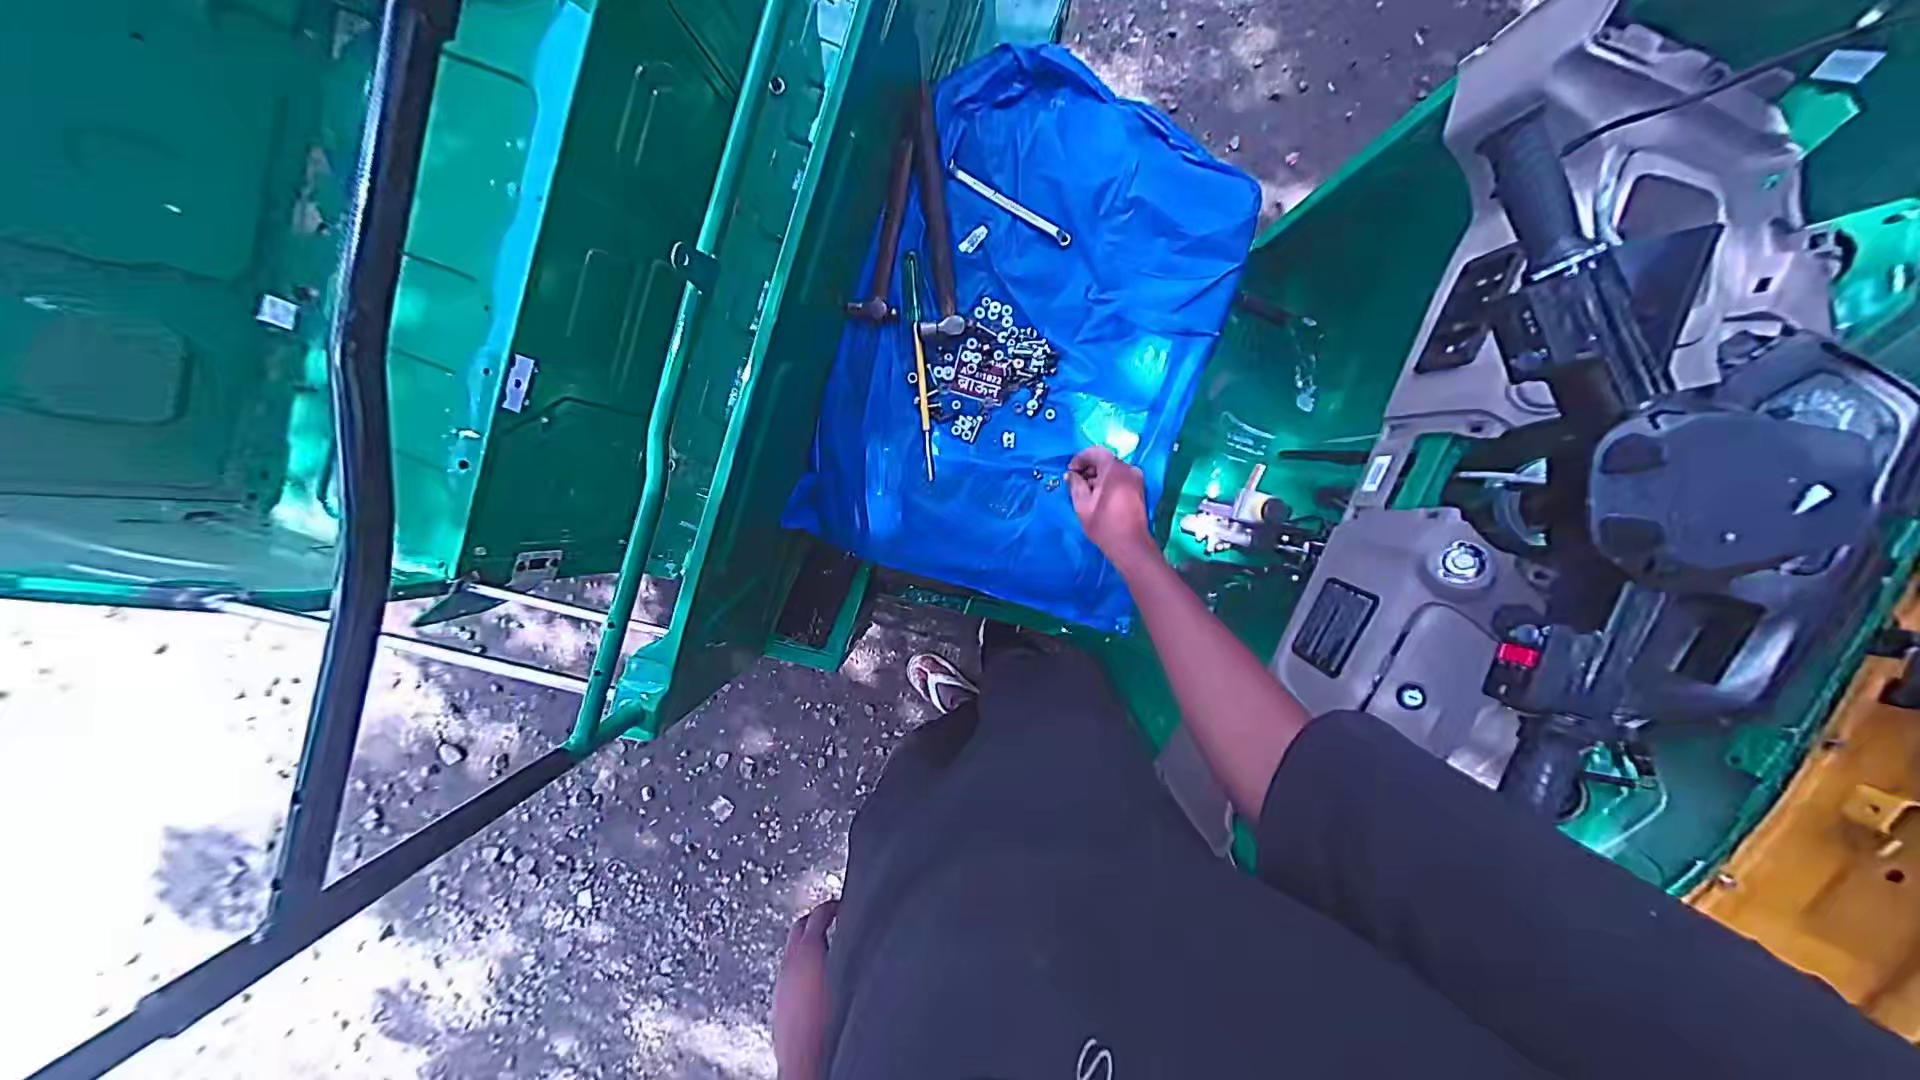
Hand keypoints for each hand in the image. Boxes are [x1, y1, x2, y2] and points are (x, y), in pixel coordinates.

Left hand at [772, 899, 838, 1079]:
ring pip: (792, 950)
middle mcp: (789, 963)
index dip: (833, 905)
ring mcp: (781, 984)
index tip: (843, 905)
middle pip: (800, 926)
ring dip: (808, 944)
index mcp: (807, 950)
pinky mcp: (778, 1005)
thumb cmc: (829, 1025)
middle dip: (816, 919)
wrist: (806, 1064)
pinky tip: (815, 982)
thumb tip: (867, 937)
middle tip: (833, 919)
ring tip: (827, 949)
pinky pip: (789, 973)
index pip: (819, 913)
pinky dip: (800, 967)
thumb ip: (853, 952)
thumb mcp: (849, 978)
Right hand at [1067, 447, 1157, 570]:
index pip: (1095, 452)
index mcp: (1115, 470)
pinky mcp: (1139, 489)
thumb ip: (1075, 485)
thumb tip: (1071, 475)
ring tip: (1085, 491)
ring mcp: (1136, 479)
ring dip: (1098, 476)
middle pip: (1105, 460)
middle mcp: (1129, 469)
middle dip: (1089, 468)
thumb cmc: (1104, 525)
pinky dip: (1108, 481)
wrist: (1130, 545)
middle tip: (1075, 482)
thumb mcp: (1082, 504)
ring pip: (1113, 469)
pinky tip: (1098, 496)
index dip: (1080, 459)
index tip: (1070, 471)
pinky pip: (1120, 477)